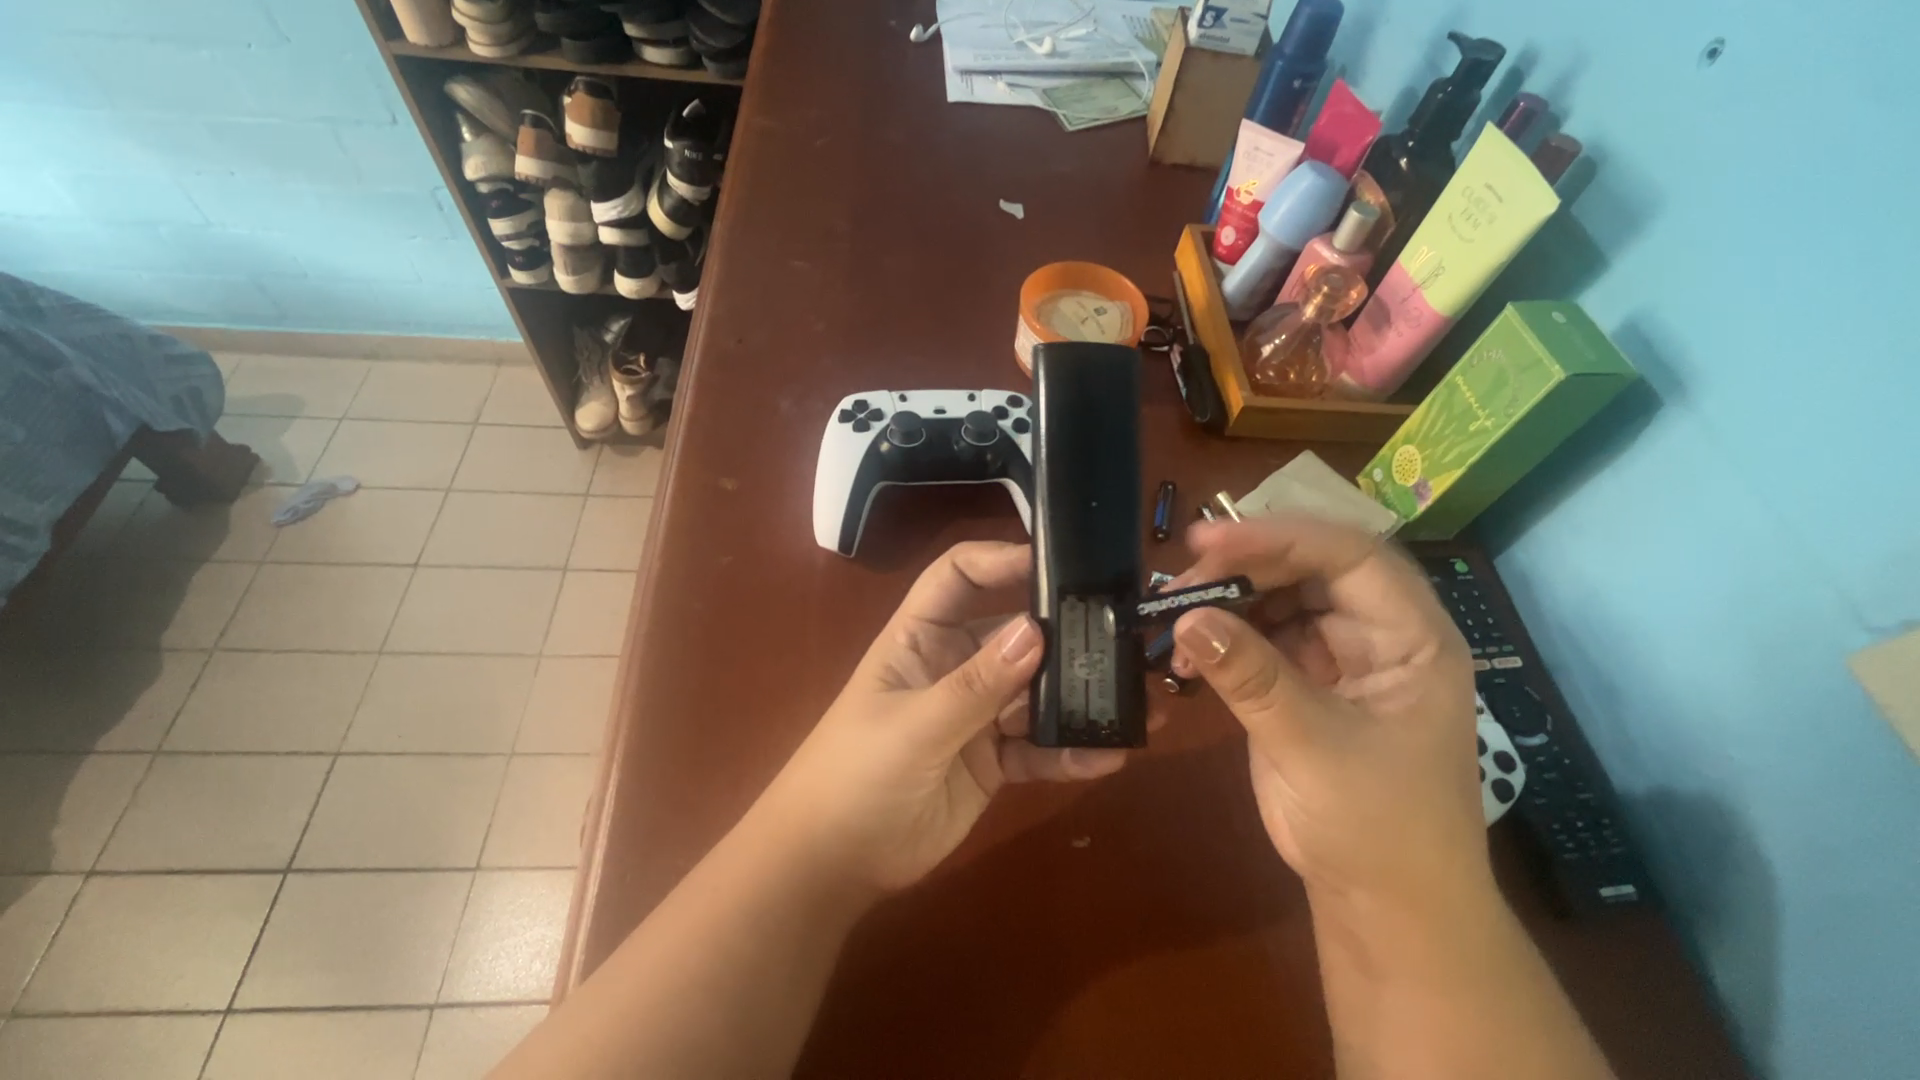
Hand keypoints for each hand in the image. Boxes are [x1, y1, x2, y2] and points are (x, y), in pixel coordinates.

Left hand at [755, 541, 1128, 894]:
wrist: (834, 862)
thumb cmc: (856, 775)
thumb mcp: (915, 725)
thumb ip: (977, 684)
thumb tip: (1036, 629)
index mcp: (920, 638)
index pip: (960, 577)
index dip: (1003, 560)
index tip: (1061, 564)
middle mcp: (954, 666)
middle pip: (1015, 634)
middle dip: (1065, 635)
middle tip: (1127, 637)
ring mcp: (976, 715)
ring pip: (1036, 693)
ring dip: (1080, 698)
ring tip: (1139, 703)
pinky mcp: (993, 762)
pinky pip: (1039, 749)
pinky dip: (1070, 753)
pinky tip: (1108, 757)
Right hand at [1167, 518, 1484, 910]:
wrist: (1385, 905)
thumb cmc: (1377, 827)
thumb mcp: (1313, 747)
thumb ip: (1252, 677)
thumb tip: (1187, 617)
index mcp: (1413, 637)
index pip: (1349, 556)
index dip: (1279, 538)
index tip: (1207, 542)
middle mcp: (1379, 635)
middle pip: (1309, 570)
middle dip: (1243, 569)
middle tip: (1177, 581)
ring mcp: (1340, 659)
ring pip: (1279, 601)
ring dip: (1226, 604)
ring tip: (1173, 620)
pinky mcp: (1305, 686)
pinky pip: (1260, 641)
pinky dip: (1222, 640)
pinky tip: (1186, 657)